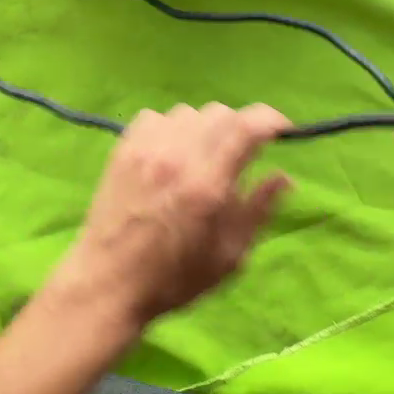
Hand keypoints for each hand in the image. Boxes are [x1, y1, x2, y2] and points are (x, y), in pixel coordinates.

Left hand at [54, 103, 292, 326]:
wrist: (109, 281)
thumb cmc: (175, 278)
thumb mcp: (229, 256)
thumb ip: (257, 210)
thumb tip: (284, 176)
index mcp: (208, 185)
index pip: (245, 128)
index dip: (270, 119)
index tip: (282, 129)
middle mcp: (178, 156)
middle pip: (219, 113)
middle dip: (240, 127)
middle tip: (241, 152)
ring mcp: (146, 147)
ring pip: (187, 112)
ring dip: (204, 127)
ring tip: (203, 155)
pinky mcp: (123, 147)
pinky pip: (155, 117)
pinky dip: (170, 128)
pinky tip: (170, 152)